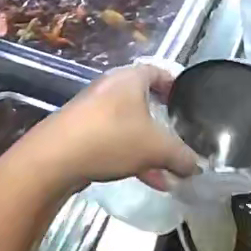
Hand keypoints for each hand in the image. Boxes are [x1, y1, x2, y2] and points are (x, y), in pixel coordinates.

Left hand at [18, 64, 200, 189]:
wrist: (53, 158)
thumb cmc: (111, 138)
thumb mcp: (156, 148)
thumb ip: (181, 156)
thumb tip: (197, 166)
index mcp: (130, 78)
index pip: (158, 71)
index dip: (175, 84)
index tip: (187, 100)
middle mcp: (110, 88)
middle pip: (143, 99)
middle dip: (163, 121)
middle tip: (179, 135)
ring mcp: (92, 110)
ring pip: (129, 124)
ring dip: (148, 144)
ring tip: (167, 170)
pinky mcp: (79, 132)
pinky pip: (113, 139)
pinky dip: (130, 154)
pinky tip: (146, 180)